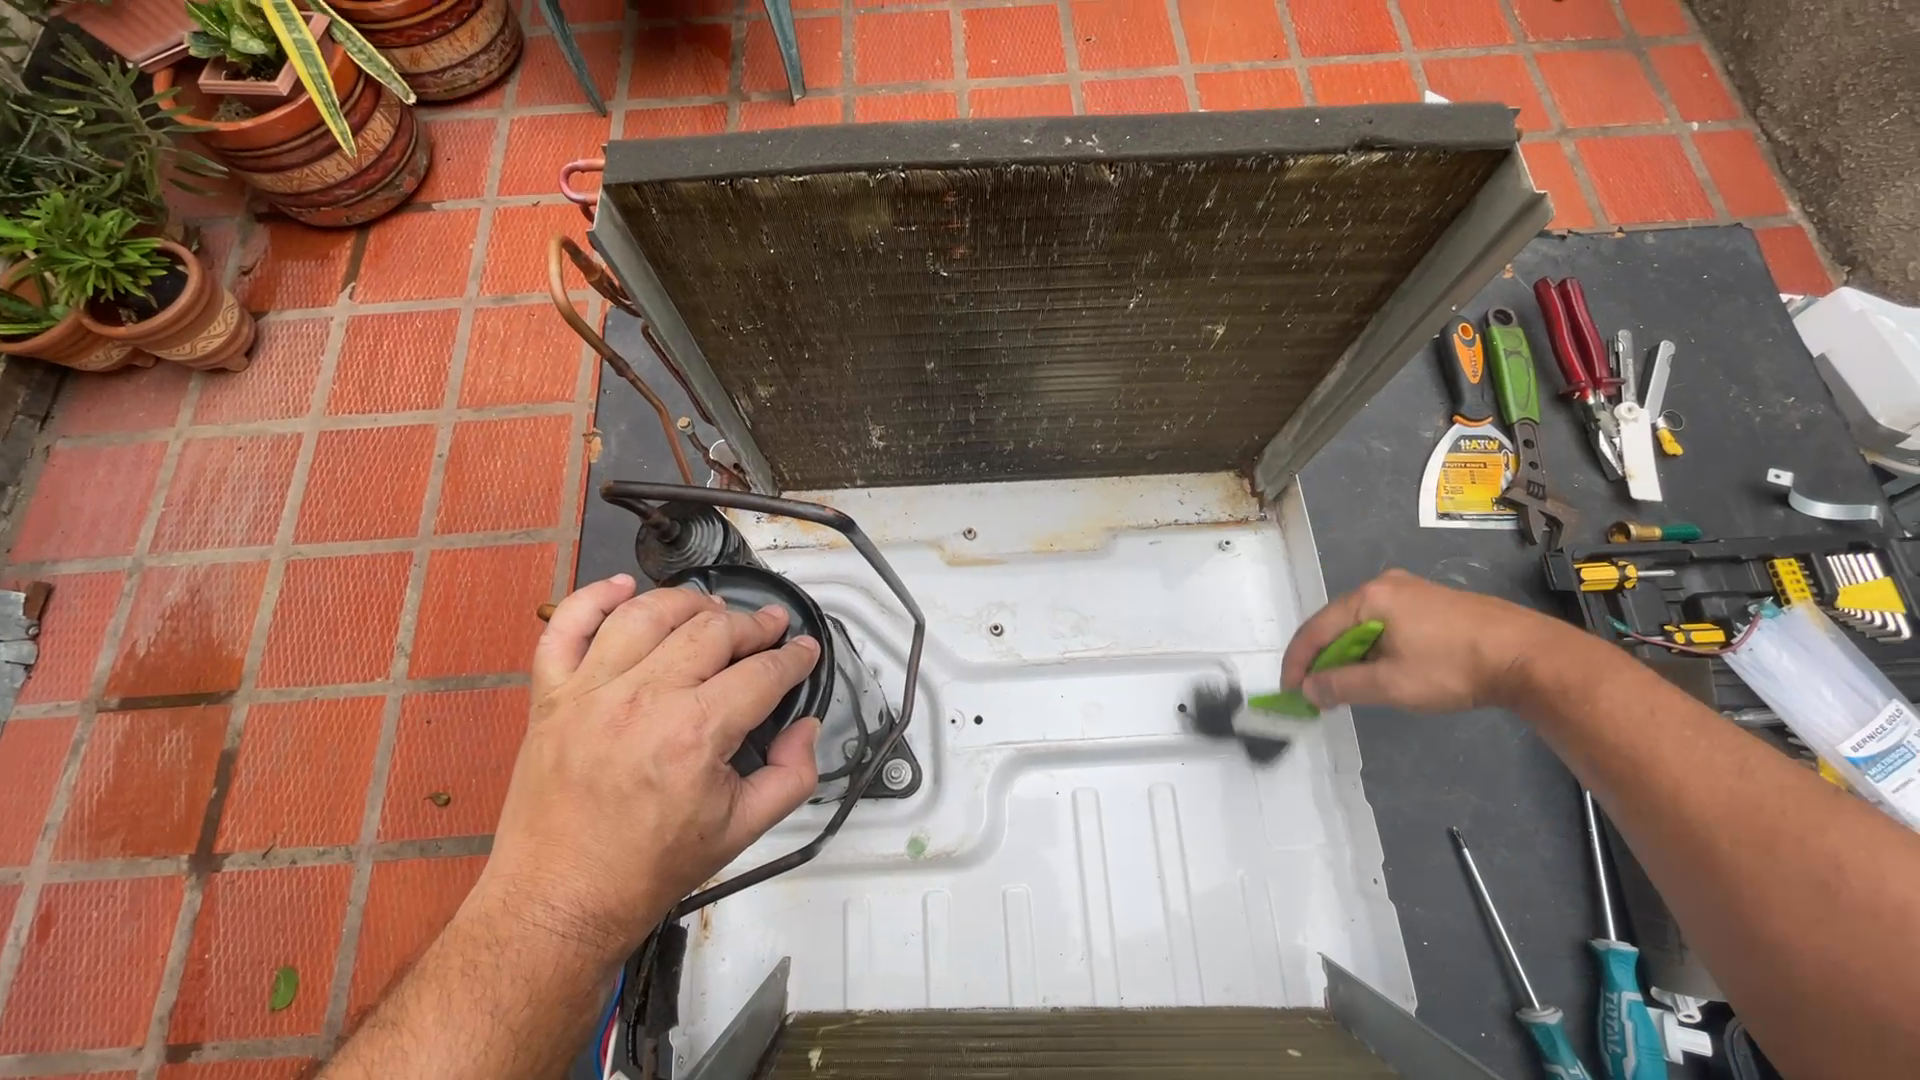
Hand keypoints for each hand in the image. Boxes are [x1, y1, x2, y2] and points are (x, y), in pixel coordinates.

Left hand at [476, 575, 822, 959]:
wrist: (560, 900)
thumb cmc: (644, 870)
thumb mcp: (743, 831)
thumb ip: (793, 775)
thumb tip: (805, 729)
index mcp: (694, 736)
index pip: (762, 673)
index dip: (794, 657)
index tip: (803, 652)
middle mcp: (642, 702)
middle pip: (713, 631)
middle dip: (754, 625)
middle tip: (769, 630)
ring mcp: (590, 693)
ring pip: (649, 614)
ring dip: (690, 603)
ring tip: (713, 610)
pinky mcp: (552, 698)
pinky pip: (567, 627)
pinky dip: (594, 598)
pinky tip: (623, 588)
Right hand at [1281, 569, 1576, 712]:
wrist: (1531, 657)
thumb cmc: (1453, 667)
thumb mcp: (1390, 684)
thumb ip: (1340, 685)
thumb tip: (1308, 690)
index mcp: (1369, 598)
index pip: (1315, 630)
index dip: (1297, 663)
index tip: (1291, 693)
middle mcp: (1385, 585)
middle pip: (1336, 624)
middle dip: (1323, 659)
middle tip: (1318, 692)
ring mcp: (1413, 591)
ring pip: (1362, 625)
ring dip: (1349, 655)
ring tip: (1348, 686)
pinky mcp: (1434, 603)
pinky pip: (1386, 624)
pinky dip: (1373, 648)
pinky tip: (1383, 670)